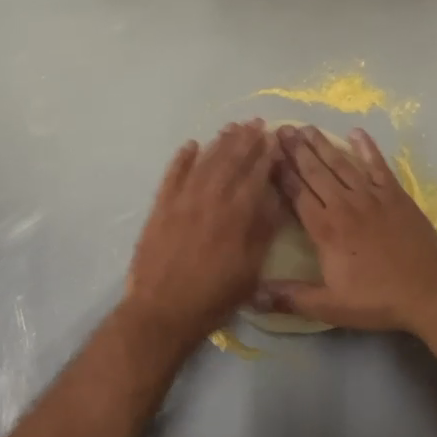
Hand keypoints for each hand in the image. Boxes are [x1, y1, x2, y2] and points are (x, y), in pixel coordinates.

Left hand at [122, 119, 279, 342]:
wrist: (161, 313)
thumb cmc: (213, 298)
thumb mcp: (250, 271)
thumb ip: (263, 232)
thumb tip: (276, 199)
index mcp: (236, 216)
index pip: (256, 176)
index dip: (266, 155)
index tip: (275, 138)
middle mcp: (210, 200)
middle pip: (231, 162)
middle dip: (246, 140)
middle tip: (257, 123)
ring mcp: (182, 201)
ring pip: (204, 163)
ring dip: (220, 142)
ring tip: (232, 127)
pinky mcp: (160, 208)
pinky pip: (172, 175)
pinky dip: (182, 158)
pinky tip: (191, 145)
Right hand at [263, 125, 436, 331]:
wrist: (427, 288)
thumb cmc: (376, 299)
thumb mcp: (329, 306)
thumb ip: (290, 298)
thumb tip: (252, 297)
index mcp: (325, 229)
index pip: (297, 194)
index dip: (282, 173)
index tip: (268, 154)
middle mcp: (345, 204)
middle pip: (316, 172)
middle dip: (297, 150)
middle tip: (283, 129)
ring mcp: (371, 195)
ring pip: (342, 163)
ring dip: (323, 145)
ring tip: (308, 128)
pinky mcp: (394, 193)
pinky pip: (377, 165)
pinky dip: (366, 147)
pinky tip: (356, 132)